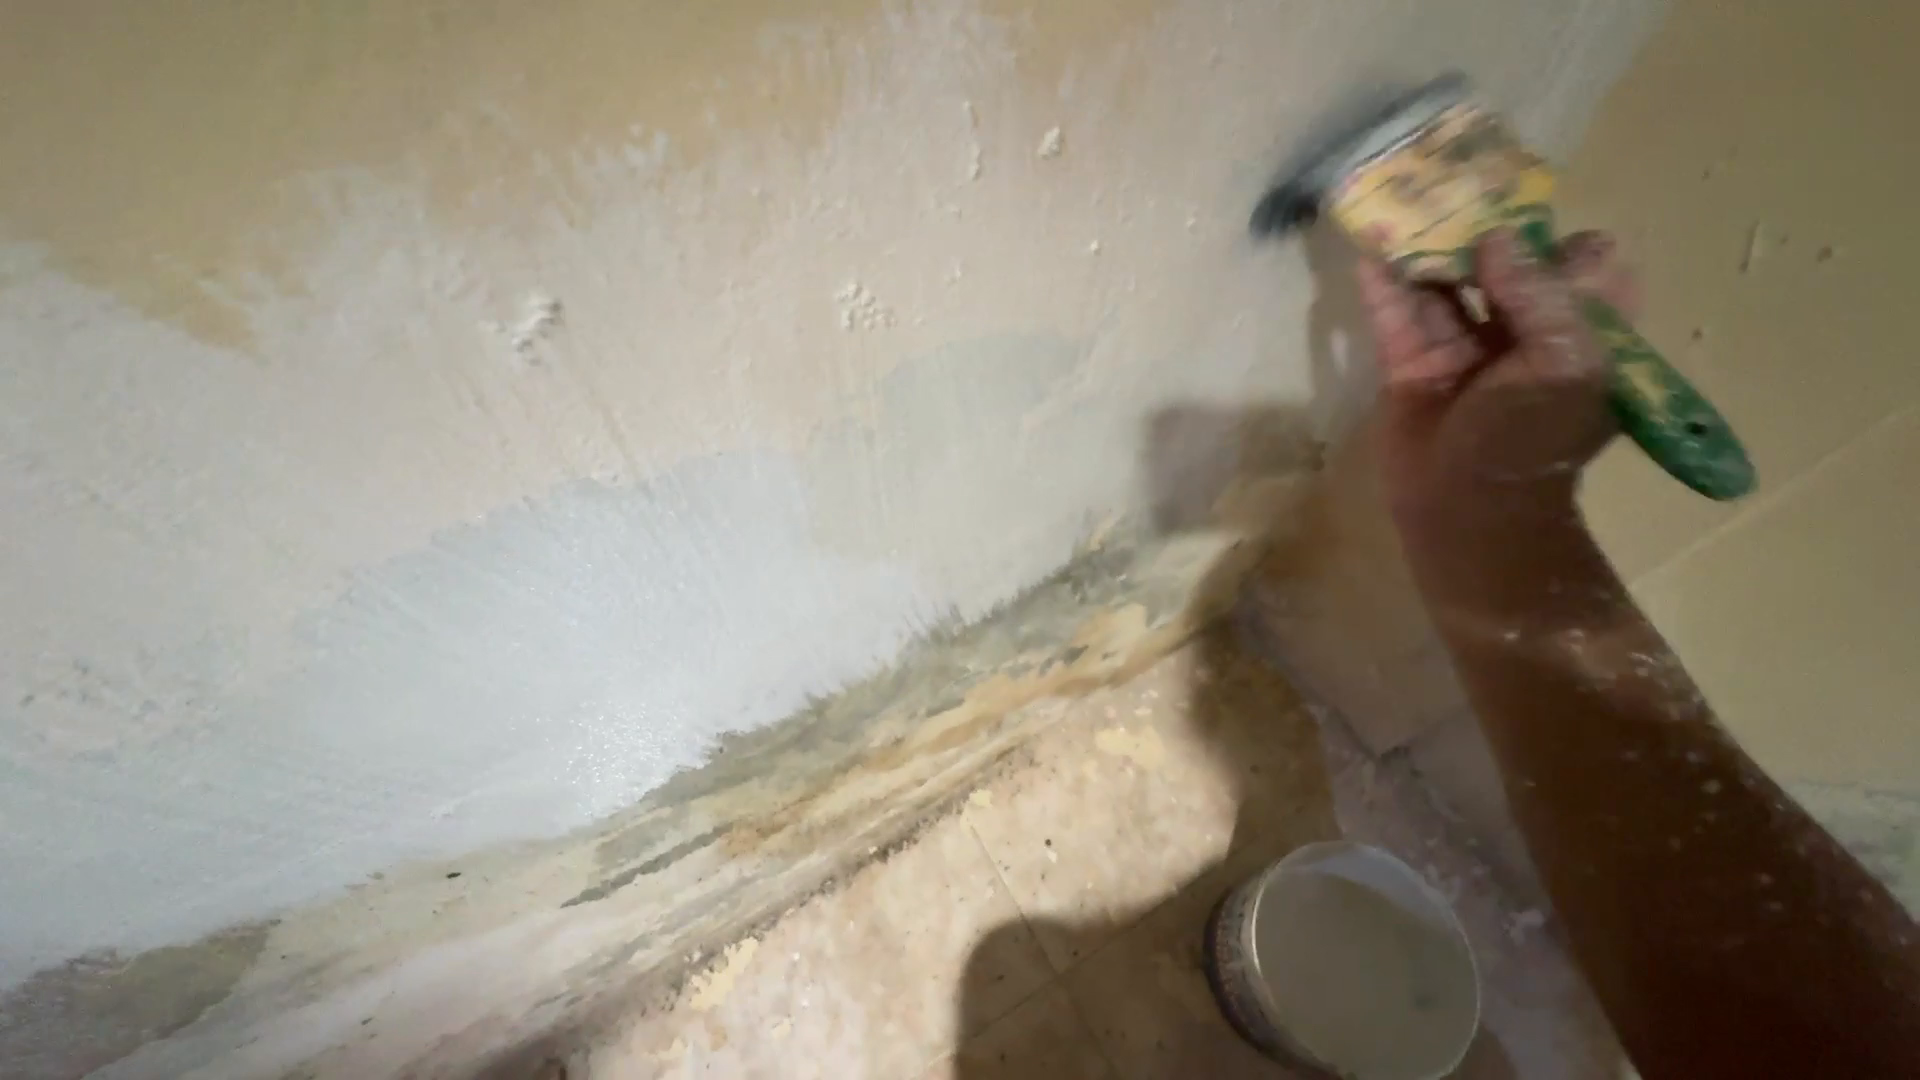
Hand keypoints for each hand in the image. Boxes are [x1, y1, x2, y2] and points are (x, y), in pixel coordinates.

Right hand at [1357, 228, 1636, 546]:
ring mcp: (1462, 349)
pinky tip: (1372, 256)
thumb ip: (1539, 294)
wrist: (1465, 506)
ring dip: (1429, 253)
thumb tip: (1497, 238)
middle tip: (1456, 194)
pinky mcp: (1411, 365)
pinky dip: (1385, 288)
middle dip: (1485, 233)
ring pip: (1446, 288)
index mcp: (1579, 333)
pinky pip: (1398, 318)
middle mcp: (1521, 334)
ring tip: (1408, 208)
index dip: (1563, 242)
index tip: (1532, 224)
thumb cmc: (1530, 438)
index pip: (1583, 267)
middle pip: (1506, 267)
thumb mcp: (1564, 362)